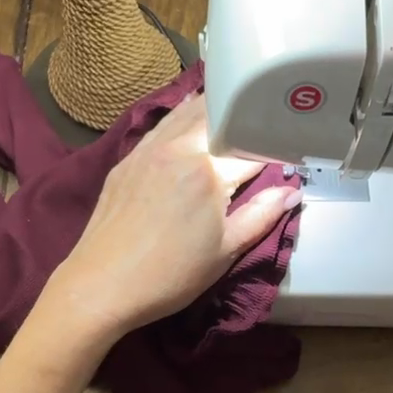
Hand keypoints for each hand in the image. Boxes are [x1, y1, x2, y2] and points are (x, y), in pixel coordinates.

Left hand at [39, 94, 301, 343]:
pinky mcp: (127, 160)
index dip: (275, 150)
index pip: (253, 148)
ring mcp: (148, 150)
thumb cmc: (169, 275)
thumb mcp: (225, 252)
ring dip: (215, 109)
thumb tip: (291, 191)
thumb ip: (261, 216)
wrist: (101, 285)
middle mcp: (179, 148)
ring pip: (187, 113)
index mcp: (209, 171)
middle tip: (265, 127)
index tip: (289, 154)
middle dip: (246, 119)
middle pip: (220, 117)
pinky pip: (161, 125)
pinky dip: (182, 116)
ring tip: (236, 106)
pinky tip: (191, 112)